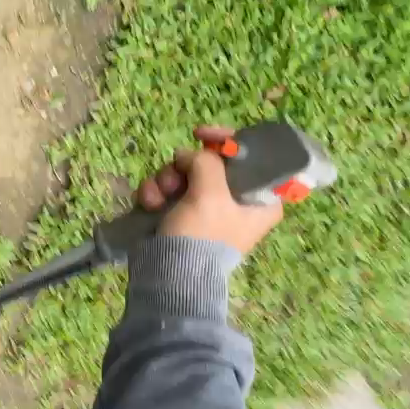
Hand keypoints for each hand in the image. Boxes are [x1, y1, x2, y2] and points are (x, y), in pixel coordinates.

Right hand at [136, 125, 282, 254]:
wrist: (171, 274)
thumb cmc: (201, 236)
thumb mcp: (210, 195)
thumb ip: (205, 164)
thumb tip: (189, 154)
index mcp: (261, 198)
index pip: (252, 156)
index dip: (227, 141)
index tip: (200, 134)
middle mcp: (235, 201)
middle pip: (209, 164)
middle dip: (184, 167)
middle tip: (174, 179)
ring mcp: (205, 208)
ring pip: (182, 175)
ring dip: (164, 180)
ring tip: (157, 197)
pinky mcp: (178, 214)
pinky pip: (165, 190)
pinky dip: (154, 193)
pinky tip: (148, 204)